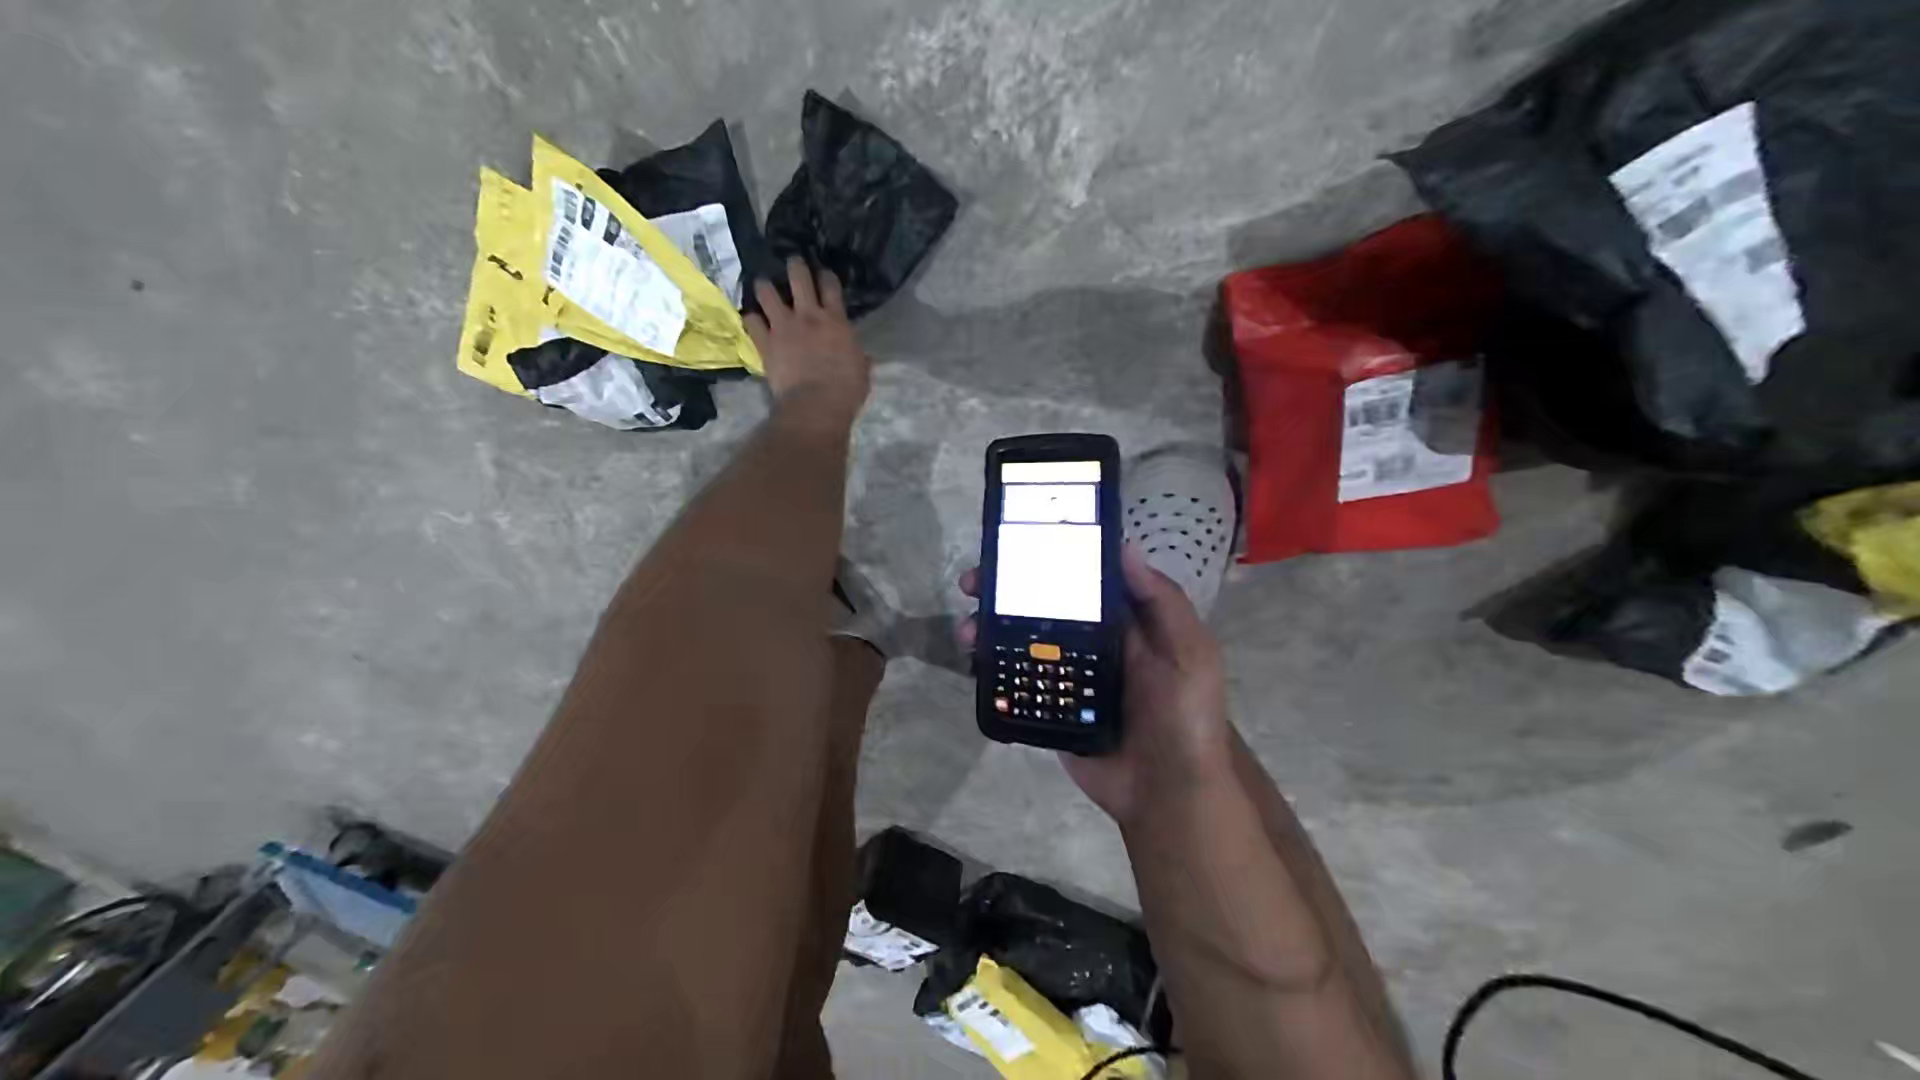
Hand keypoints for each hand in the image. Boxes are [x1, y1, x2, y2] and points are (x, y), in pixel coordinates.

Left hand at [745, 258, 870, 430]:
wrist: (816, 405)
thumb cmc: (846, 391)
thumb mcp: (862, 371)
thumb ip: (859, 357)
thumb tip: (863, 358)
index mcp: (836, 320)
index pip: (830, 285)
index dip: (826, 275)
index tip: (824, 274)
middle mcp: (808, 315)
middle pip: (798, 276)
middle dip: (795, 265)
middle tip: (792, 263)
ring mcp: (783, 326)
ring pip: (766, 291)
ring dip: (764, 286)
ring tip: (762, 285)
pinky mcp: (765, 342)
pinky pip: (751, 321)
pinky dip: (750, 318)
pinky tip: (751, 318)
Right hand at [958, 546, 1233, 823]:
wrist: (1166, 793)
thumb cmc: (1184, 716)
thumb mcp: (1188, 652)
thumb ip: (1161, 601)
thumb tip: (1125, 546)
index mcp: (1124, 622)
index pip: (1082, 579)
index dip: (1049, 558)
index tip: (1015, 544)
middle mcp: (1091, 642)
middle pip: (1041, 606)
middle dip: (1005, 590)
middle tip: (973, 583)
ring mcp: (1067, 676)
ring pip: (1020, 641)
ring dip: (988, 628)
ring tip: (966, 630)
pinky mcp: (1049, 708)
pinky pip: (1015, 681)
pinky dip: (990, 668)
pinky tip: (972, 661)